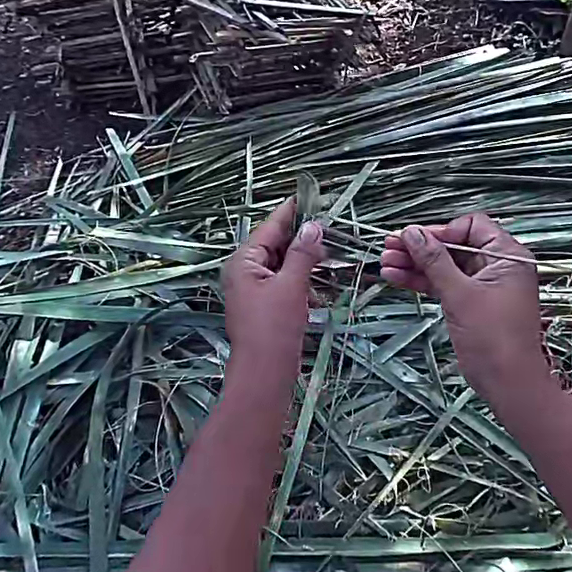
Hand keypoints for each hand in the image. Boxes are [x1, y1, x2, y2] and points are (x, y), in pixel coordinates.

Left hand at [221, 199, 325, 371]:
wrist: (264, 375)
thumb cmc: (274, 327)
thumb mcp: (291, 285)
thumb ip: (302, 253)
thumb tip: (312, 227)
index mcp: (243, 262)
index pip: (269, 227)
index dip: (290, 212)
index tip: (307, 196)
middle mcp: (244, 272)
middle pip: (275, 245)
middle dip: (301, 238)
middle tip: (327, 226)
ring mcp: (253, 290)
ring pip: (282, 265)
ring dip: (303, 261)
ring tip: (328, 253)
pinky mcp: (265, 306)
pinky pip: (284, 283)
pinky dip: (301, 281)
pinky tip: (318, 286)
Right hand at [379, 214, 547, 392]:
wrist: (509, 384)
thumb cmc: (497, 340)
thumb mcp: (460, 295)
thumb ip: (435, 261)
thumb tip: (413, 234)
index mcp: (508, 257)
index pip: (471, 227)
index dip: (442, 231)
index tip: (415, 238)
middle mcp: (498, 267)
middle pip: (454, 245)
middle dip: (421, 247)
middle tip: (391, 246)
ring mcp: (483, 286)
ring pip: (445, 266)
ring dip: (416, 264)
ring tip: (387, 262)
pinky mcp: (471, 304)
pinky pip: (444, 284)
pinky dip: (422, 281)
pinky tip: (397, 277)